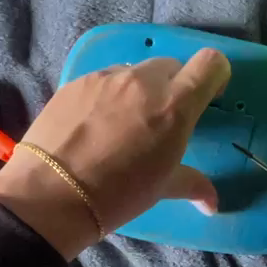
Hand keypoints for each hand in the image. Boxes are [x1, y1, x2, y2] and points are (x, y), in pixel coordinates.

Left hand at [0, 50, 230, 258]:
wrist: (52, 193)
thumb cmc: (118, 194)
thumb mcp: (160, 189)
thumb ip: (192, 185)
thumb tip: (212, 202)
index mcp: (174, 105)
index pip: (209, 65)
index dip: (214, 75)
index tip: (207, 96)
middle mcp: (143, 81)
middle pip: (170, 66)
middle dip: (172, 86)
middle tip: (160, 120)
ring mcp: (106, 78)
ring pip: (134, 72)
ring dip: (138, 91)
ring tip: (123, 125)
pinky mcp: (76, 82)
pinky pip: (103, 80)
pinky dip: (108, 96)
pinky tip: (94, 126)